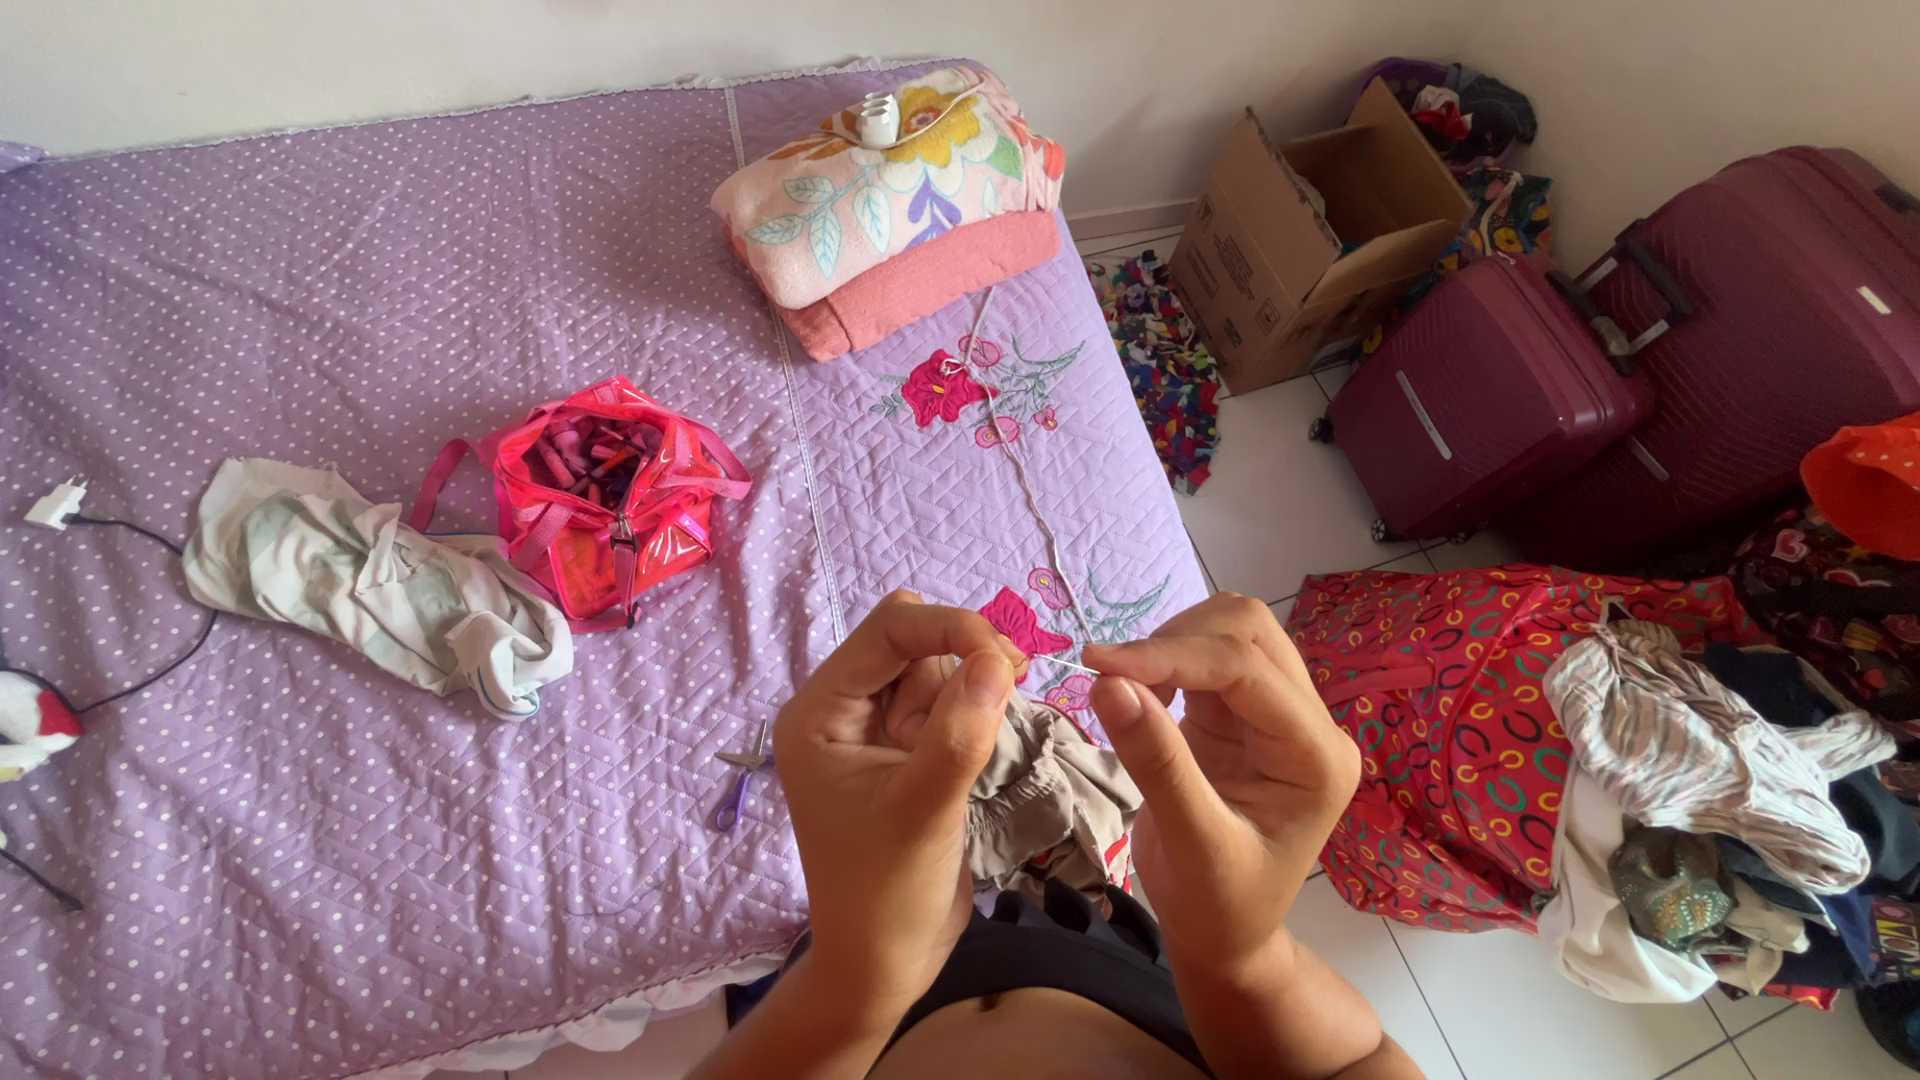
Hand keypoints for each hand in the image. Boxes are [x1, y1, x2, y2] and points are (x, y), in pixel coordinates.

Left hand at [773, 591, 1025, 1018]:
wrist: (885, 961)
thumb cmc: (888, 894)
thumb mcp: (925, 809)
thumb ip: (959, 732)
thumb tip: (996, 658)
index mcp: (818, 713)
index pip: (885, 632)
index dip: (949, 628)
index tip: (1008, 658)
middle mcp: (838, 708)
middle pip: (908, 639)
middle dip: (957, 661)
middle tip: (1005, 691)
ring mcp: (869, 726)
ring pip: (931, 666)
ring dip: (962, 694)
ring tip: (958, 761)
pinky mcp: (899, 745)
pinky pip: (942, 698)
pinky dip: (967, 711)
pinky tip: (967, 757)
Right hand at [1082, 593, 1359, 974]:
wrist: (1224, 932)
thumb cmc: (1218, 905)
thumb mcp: (1190, 842)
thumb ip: (1156, 762)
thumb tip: (1108, 682)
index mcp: (1315, 755)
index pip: (1246, 668)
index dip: (1171, 655)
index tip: (1099, 663)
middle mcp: (1307, 722)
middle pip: (1248, 629)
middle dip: (1175, 640)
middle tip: (1112, 676)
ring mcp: (1275, 712)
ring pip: (1228, 631)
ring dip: (1170, 644)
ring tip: (1126, 689)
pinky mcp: (1241, 711)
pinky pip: (1206, 655)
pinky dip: (1165, 660)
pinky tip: (1141, 695)